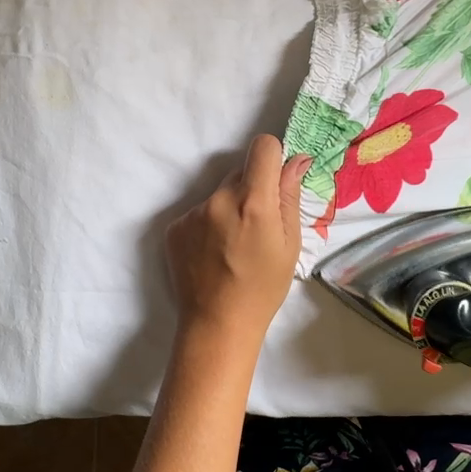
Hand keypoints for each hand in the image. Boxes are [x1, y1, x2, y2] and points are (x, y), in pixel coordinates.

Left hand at [164, 135, 311, 342]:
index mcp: (253, 201)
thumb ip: (289, 196)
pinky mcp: (174, 227)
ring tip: (233, 246)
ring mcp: (192, 213)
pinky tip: (213, 253)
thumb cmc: (264, 288)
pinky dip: (208, 225)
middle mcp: (219, 199)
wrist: (217, 325)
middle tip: (258, 227)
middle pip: (239, 173)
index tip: (275, 180)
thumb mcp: (289, 244)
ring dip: (228, 208)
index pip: (262, 146)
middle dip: (252, 190)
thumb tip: (296, 160)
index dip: (272, 157)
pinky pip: (199, 212)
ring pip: (218, 194)